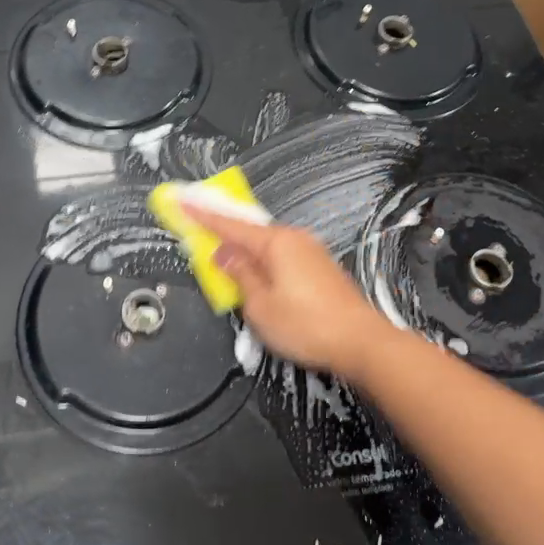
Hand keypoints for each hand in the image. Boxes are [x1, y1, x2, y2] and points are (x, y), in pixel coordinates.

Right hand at [184, 206, 389, 379]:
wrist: (362, 342)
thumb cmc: (307, 326)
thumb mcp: (260, 306)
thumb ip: (239, 276)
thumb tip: (223, 254)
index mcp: (275, 243)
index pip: (230, 225)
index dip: (203, 216)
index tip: (182, 202)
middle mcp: (294, 239)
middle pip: (250, 232)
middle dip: (225, 233)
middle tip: (199, 231)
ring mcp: (311, 252)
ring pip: (267, 246)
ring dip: (245, 252)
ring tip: (226, 262)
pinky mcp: (321, 268)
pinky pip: (282, 257)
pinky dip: (264, 262)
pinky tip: (258, 276)